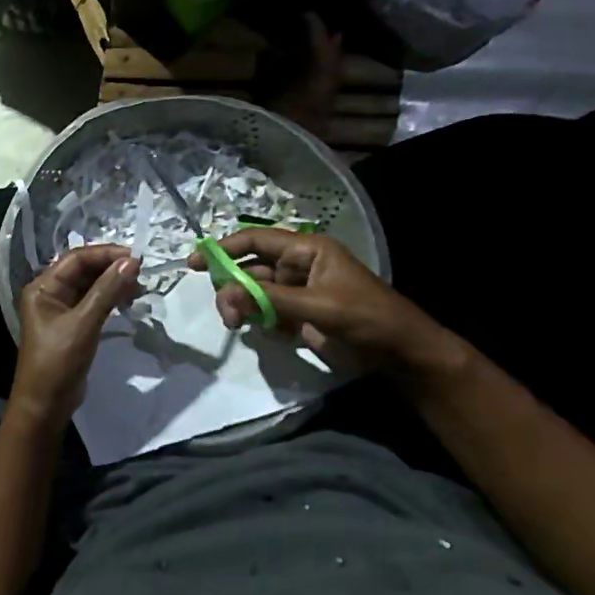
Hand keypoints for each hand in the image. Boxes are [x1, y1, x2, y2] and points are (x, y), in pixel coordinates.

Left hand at [12, 245, 139, 418]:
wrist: (46, 403)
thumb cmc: (58, 361)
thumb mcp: (84, 323)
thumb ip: (107, 291)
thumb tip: (131, 262)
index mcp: (43, 288)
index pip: (76, 259)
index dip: (105, 255)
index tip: (135, 257)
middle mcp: (50, 294)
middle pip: (83, 270)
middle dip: (111, 269)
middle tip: (141, 274)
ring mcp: (61, 310)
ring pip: (90, 286)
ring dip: (113, 284)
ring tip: (138, 289)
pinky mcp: (73, 325)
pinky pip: (93, 303)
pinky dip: (110, 299)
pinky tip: (127, 302)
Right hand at [190, 228, 458, 375]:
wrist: (399, 353)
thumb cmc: (365, 317)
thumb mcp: (318, 305)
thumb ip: (270, 300)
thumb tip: (226, 295)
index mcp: (307, 251)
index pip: (257, 240)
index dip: (225, 248)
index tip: (195, 263)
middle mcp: (298, 266)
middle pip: (251, 268)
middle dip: (232, 287)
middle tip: (226, 312)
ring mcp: (297, 292)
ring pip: (255, 293)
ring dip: (242, 306)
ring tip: (236, 324)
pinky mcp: (298, 315)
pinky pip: (266, 312)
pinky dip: (257, 320)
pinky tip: (260, 330)